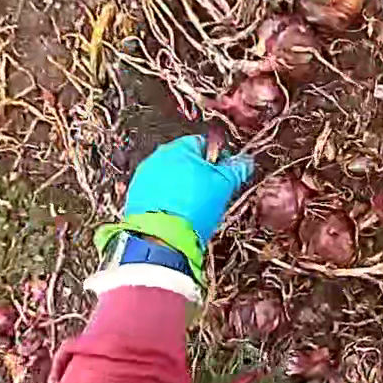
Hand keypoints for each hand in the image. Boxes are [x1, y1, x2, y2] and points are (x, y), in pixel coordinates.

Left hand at [123, 135, 253, 242]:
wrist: (163, 238)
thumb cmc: (194, 208)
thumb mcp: (225, 185)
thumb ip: (236, 169)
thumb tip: (245, 161)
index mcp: (178, 149)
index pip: (203, 143)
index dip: (218, 159)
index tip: (226, 174)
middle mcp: (157, 159)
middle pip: (186, 161)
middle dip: (201, 174)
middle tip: (214, 191)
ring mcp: (144, 178)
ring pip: (173, 178)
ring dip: (186, 188)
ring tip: (198, 206)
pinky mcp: (137, 197)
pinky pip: (160, 194)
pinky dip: (171, 200)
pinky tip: (182, 213)